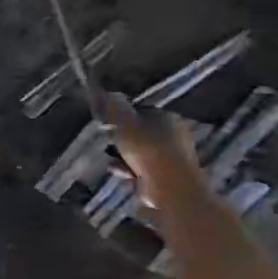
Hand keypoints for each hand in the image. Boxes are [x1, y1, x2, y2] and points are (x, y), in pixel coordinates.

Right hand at [107, 93, 204, 212]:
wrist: (170, 187)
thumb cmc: (146, 148)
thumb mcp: (123, 121)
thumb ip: (112, 105)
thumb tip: (104, 91)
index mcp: (166, 117)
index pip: (139, 110)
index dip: (120, 116)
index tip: (105, 124)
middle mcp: (174, 134)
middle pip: (139, 132)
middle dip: (121, 138)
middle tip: (106, 142)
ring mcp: (173, 157)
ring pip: (140, 151)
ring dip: (123, 155)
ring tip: (110, 159)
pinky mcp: (169, 176)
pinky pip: (144, 169)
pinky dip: (130, 170)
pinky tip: (119, 172)